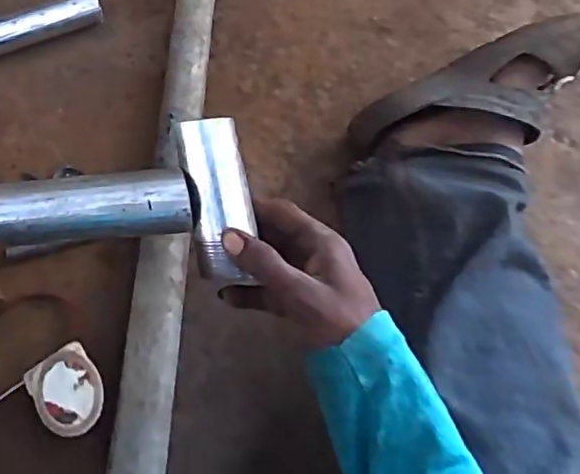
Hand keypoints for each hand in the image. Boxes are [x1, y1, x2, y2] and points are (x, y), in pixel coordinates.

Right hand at [218, 198, 380, 348]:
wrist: (369, 375)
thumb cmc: (340, 322)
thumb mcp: (300, 291)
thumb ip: (264, 262)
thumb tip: (228, 235)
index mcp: (321, 242)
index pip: (282, 212)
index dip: (253, 206)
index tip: (222, 205)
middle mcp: (314, 255)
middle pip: (272, 235)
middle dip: (242, 236)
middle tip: (210, 234)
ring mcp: (307, 279)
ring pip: (268, 262)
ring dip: (243, 264)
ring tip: (213, 264)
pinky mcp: (301, 303)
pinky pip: (270, 288)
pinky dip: (250, 290)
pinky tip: (227, 296)